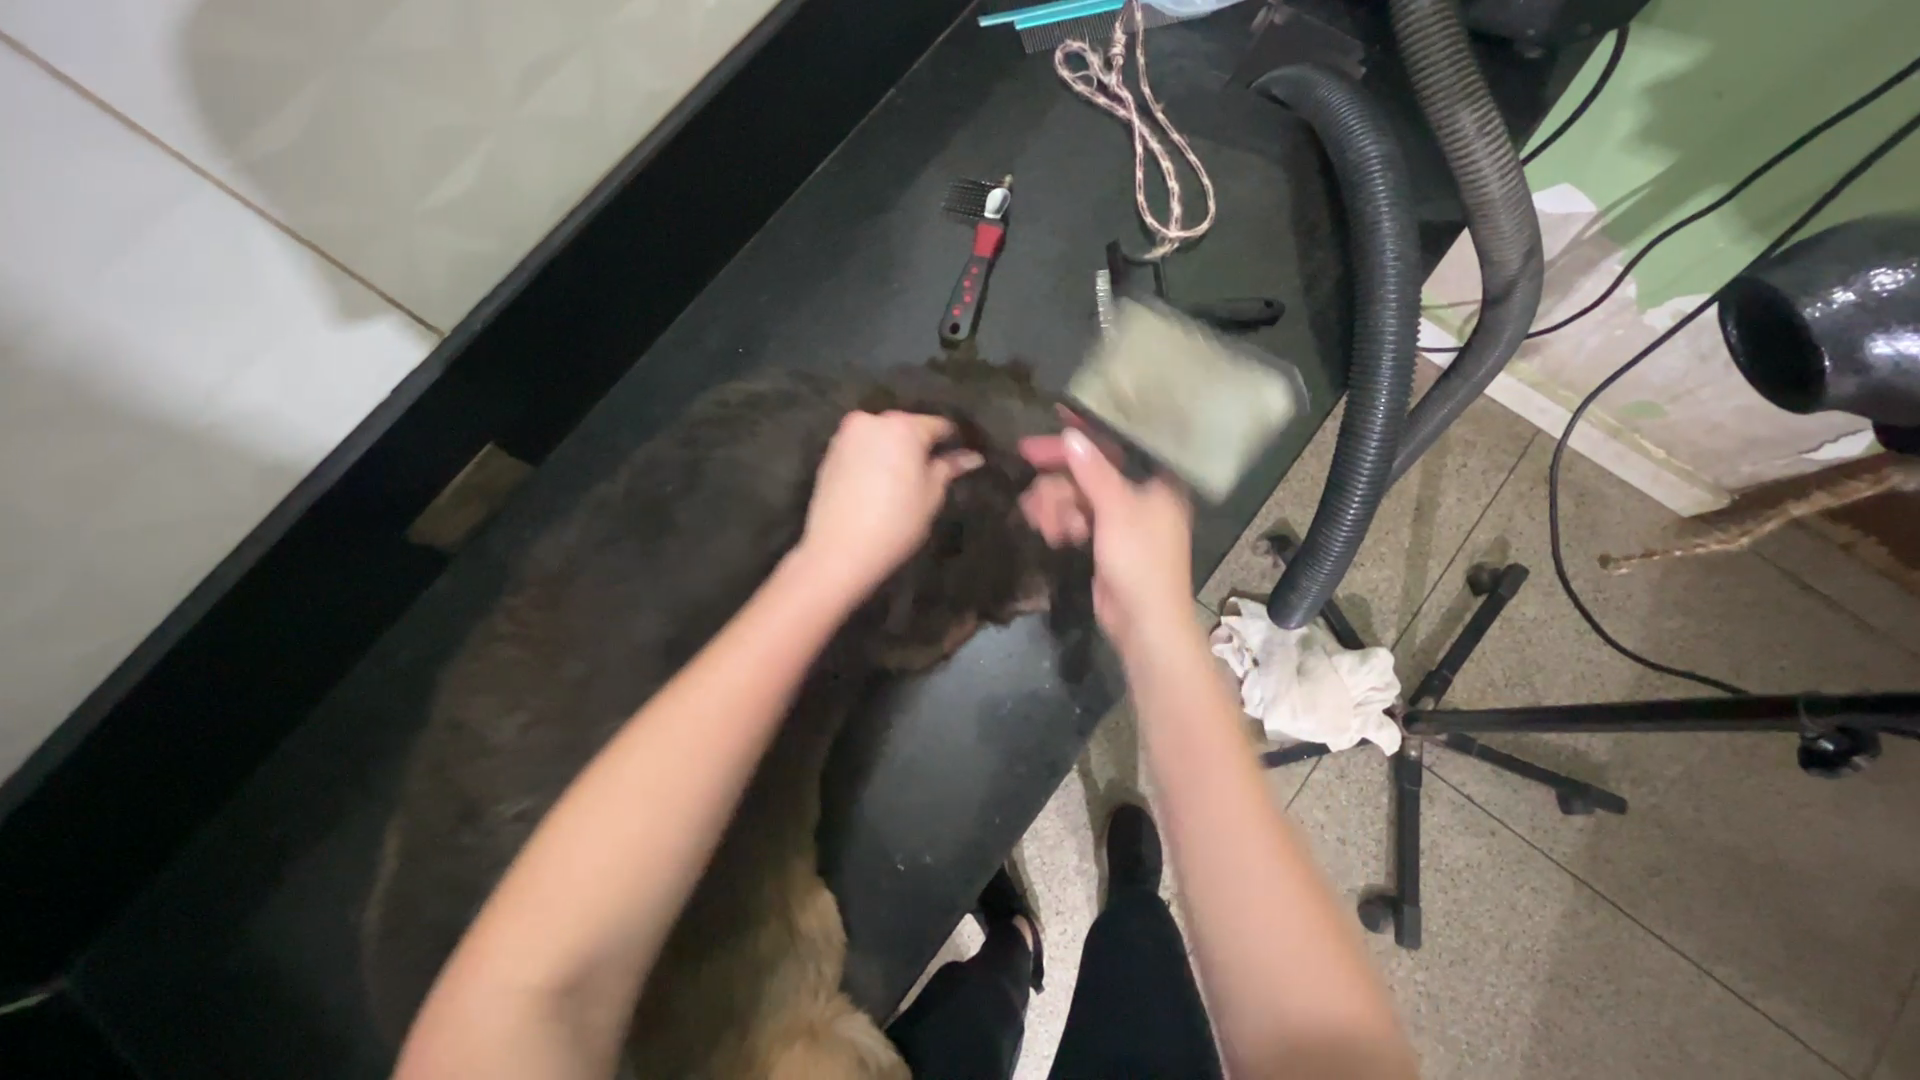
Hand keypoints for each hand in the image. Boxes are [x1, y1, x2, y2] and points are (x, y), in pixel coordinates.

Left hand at [794, 411, 983, 600]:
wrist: (839, 549)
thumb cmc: (895, 522)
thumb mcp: (931, 495)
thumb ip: (949, 468)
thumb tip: (972, 457)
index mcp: (903, 426)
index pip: (938, 425)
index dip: (952, 441)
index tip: (958, 458)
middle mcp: (872, 421)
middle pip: (905, 427)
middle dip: (919, 445)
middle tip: (930, 473)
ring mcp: (846, 436)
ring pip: (881, 437)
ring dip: (894, 451)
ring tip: (902, 481)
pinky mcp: (829, 454)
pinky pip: (861, 449)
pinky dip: (872, 460)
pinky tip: (877, 485)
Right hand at [1019, 427, 1192, 650]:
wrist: (1143, 622)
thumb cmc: (1140, 561)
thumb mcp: (1117, 510)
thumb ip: (1093, 471)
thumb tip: (1071, 436)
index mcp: (1158, 480)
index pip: (1120, 442)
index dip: (1088, 429)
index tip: (1055, 414)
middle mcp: (1142, 493)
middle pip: (1092, 468)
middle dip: (1061, 478)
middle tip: (1028, 469)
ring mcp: (1123, 518)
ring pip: (1079, 494)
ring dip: (1058, 505)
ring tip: (1048, 525)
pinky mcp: (1106, 539)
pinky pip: (1077, 517)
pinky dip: (1063, 522)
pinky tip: (1054, 535)